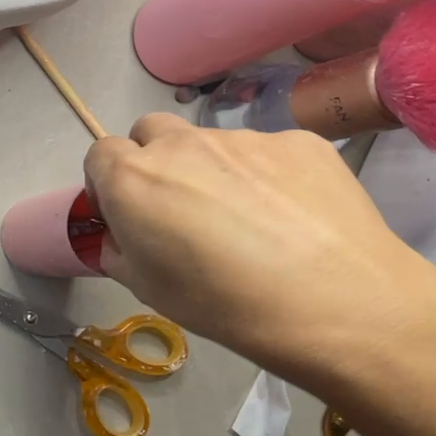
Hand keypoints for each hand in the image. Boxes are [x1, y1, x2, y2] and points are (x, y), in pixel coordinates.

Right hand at [82, 115, 435, 387]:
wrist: (335, 303)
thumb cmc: (220, 302)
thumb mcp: (143, 286)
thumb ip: (118, 249)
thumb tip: (123, 236)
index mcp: (131, 179)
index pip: (99, 154)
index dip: (106, 181)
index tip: (123, 211)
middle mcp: (181, 145)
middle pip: (150, 131)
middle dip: (153, 158)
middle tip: (176, 204)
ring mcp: (244, 138)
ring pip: (211, 143)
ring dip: (211, 168)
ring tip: (245, 218)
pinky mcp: (300, 142)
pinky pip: (266, 152)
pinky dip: (264, 175)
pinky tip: (287, 215)